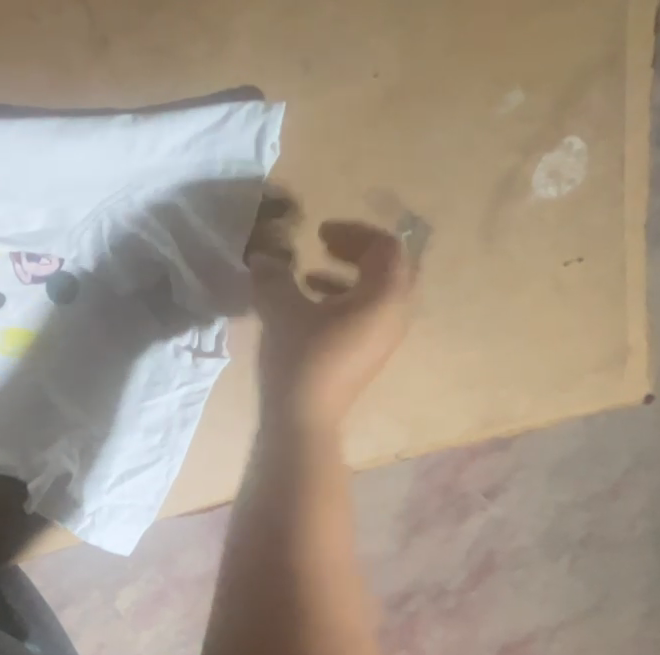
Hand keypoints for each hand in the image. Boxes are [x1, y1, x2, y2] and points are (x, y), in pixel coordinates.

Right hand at [249, 221, 415, 432]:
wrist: (304, 418)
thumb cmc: (300, 359)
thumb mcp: (283, 312)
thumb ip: (275, 278)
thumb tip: (263, 256)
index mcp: (386, 295)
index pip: (384, 246)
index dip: (352, 232)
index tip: (319, 232)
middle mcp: (396, 311)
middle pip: (388, 267)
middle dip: (355, 251)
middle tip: (322, 245)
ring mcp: (385, 336)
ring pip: (375, 292)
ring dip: (346, 276)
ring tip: (310, 276)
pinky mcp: (367, 353)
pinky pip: (365, 314)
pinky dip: (342, 300)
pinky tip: (310, 309)